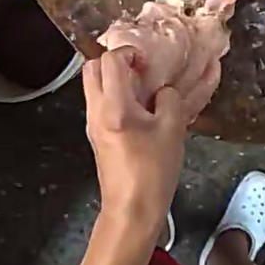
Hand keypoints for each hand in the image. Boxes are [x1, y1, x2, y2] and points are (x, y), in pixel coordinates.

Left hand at [83, 46, 220, 226]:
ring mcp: (92, 123)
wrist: (131, 211)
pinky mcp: (96, 135)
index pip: (110, 61)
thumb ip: (169, 100)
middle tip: (138, 69)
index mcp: (114, 106)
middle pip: (91, 68)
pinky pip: (99, 103)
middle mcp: (96, 110)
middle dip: (114, 61)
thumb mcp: (173, 130)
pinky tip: (138, 109)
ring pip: (93, 86)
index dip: (129, 53)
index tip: (147, 63)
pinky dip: (114, 96)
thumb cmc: (152, 171)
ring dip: (113, 79)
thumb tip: (163, 91)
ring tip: (141, 89)